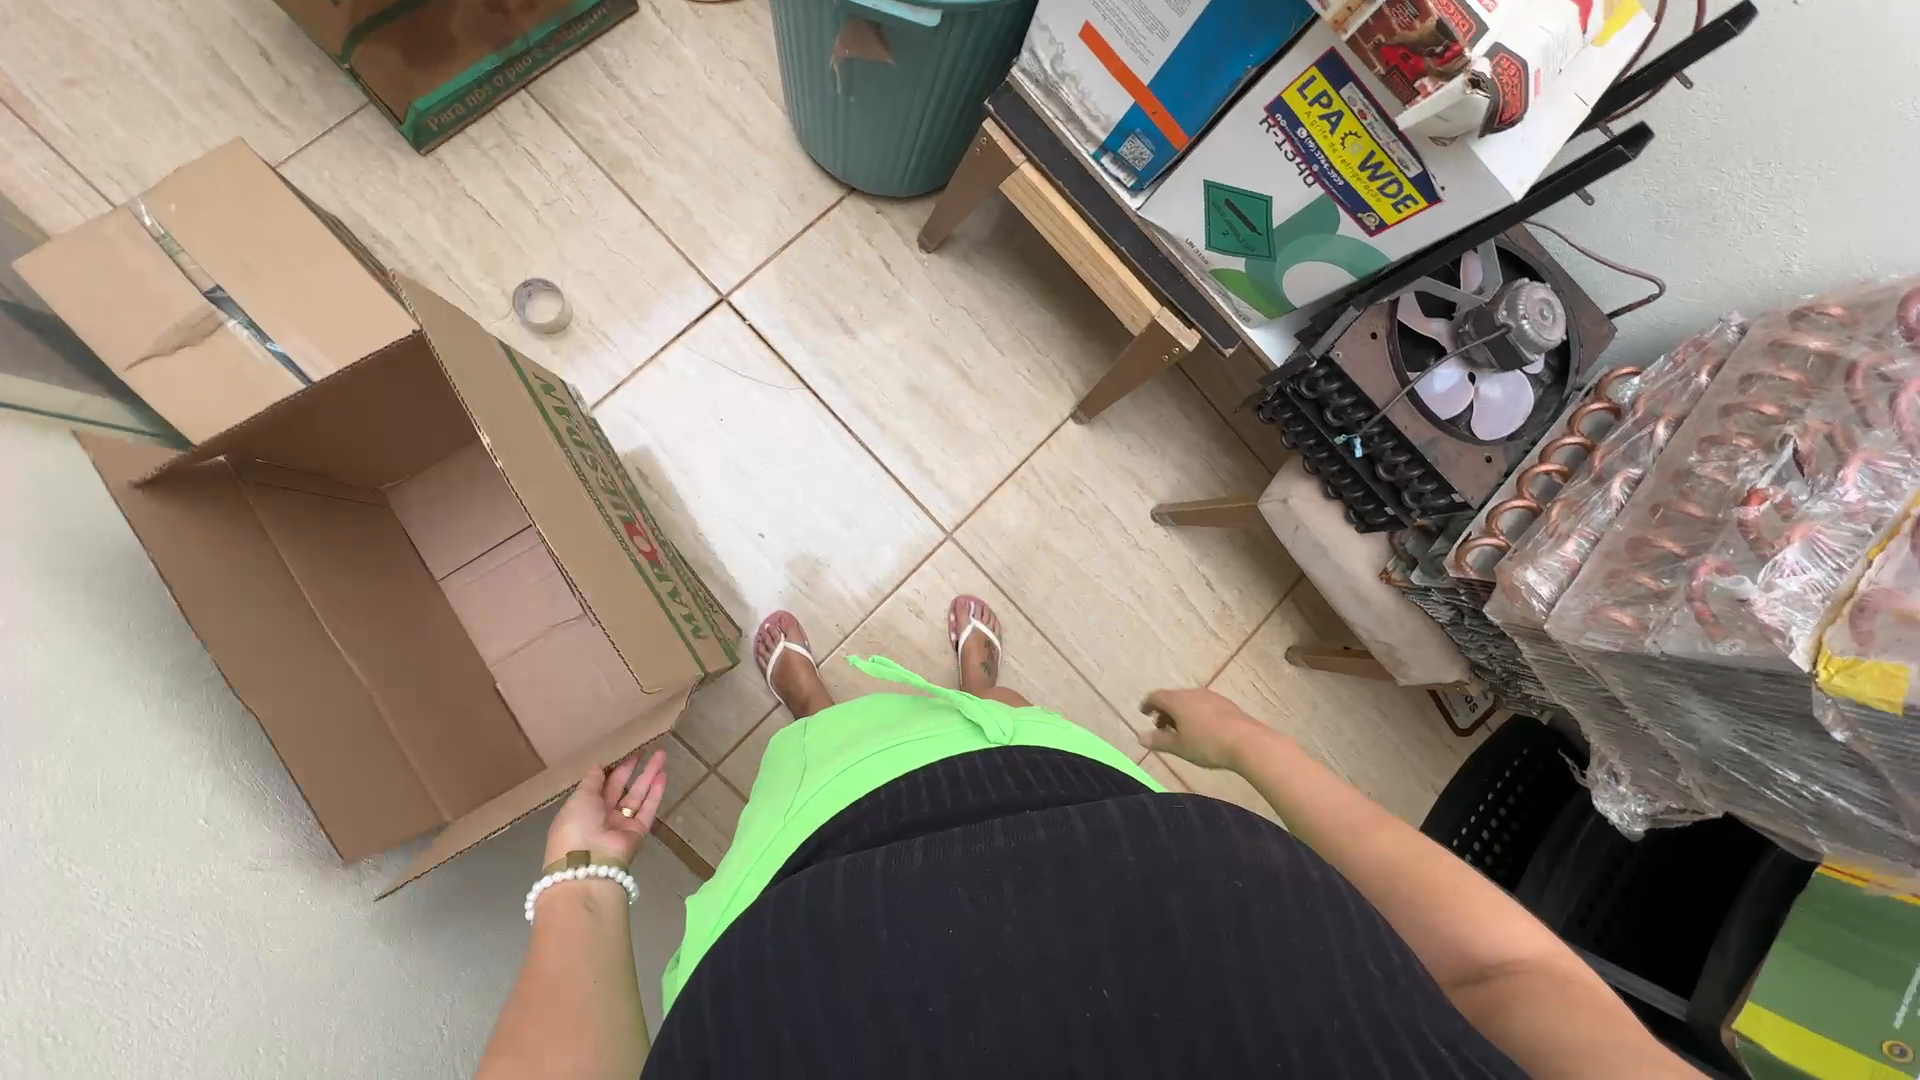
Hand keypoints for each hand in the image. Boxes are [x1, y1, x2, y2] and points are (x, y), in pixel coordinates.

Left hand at [544, 749, 666, 868]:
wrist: (589, 863)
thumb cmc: (576, 826)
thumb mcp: (579, 799)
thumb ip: (591, 781)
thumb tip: (597, 765)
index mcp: (583, 809)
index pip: (600, 785)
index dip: (612, 769)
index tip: (624, 752)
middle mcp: (603, 817)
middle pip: (621, 788)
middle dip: (633, 769)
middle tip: (645, 749)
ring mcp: (622, 824)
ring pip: (638, 795)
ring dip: (649, 775)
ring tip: (662, 754)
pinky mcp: (639, 831)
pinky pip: (648, 809)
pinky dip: (656, 793)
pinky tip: (663, 775)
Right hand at [1136, 688, 1275, 770]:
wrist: (1248, 742)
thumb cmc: (1207, 744)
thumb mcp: (1179, 747)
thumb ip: (1158, 741)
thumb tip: (1140, 737)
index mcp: (1177, 700)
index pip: (1156, 696)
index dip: (1147, 704)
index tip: (1144, 713)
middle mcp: (1192, 693)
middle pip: (1173, 697)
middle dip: (1165, 711)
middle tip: (1162, 727)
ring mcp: (1211, 696)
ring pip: (1189, 701)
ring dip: (1181, 713)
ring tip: (1182, 731)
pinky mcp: (1226, 704)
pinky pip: (1204, 705)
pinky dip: (1196, 714)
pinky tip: (1203, 730)